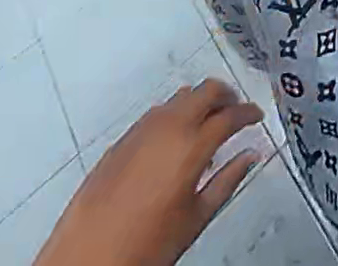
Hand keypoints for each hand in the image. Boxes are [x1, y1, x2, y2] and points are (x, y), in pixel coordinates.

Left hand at [34, 79, 263, 265]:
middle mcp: (167, 129)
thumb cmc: (143, 249)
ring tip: (205, 125)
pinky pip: (154, 114)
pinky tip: (172, 141)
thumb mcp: (196, 218)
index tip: (256, 117)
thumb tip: (250, 156)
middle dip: (227, 97)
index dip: (249, 113)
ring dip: (198, 103)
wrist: (81, 265)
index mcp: (192, 146)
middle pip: (207, 90)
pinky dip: (172, 116)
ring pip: (180, 97)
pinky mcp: (118, 144)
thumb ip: (228, 180)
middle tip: (235, 112)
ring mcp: (139, 133)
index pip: (231, 114)